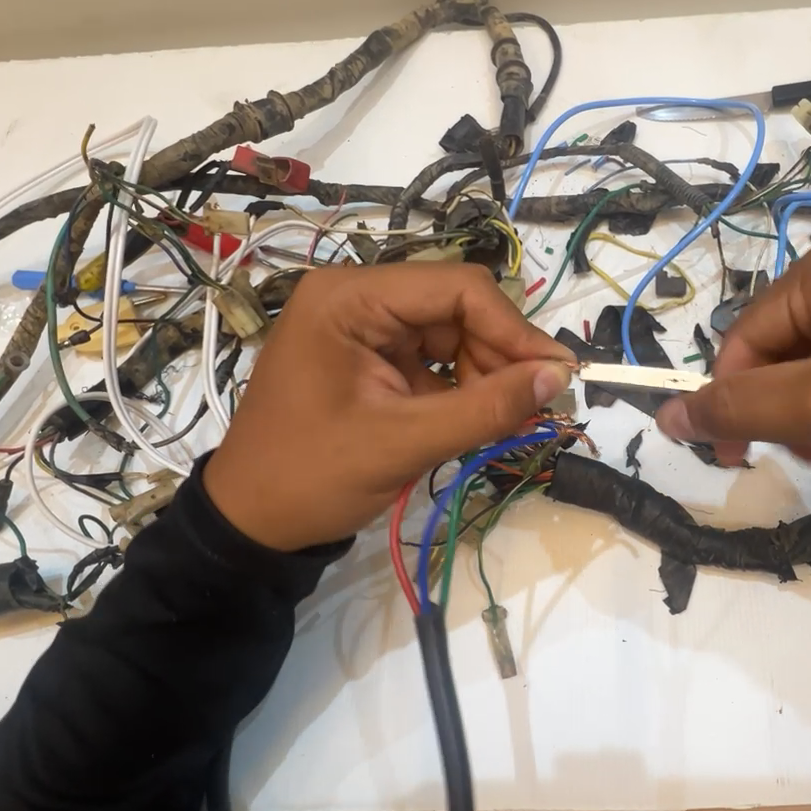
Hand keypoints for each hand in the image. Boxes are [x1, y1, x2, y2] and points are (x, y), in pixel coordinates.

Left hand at [205, 263, 575, 550]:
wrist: (252, 522)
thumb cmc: (311, 478)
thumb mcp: (402, 442)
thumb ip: (484, 409)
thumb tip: (558, 377)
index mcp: (349, 297)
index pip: (456, 288)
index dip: (513, 329)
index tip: (556, 375)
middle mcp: (357, 298)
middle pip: (457, 309)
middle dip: (499, 358)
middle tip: (532, 408)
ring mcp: (364, 329)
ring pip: (453, 335)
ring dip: (485, 376)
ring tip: (503, 421)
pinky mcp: (372, 359)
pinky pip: (435, 361)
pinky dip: (463, 389)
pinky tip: (478, 420)